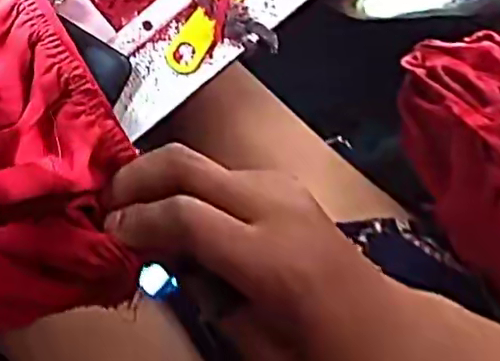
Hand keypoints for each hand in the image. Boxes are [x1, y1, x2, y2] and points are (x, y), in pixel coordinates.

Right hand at [104, 144, 395, 353]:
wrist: (393, 332)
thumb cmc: (332, 355)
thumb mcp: (261, 347)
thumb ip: (203, 294)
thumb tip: (156, 254)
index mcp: (275, 259)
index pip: (185, 215)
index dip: (138, 220)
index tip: (110, 232)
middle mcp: (274, 206)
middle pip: (183, 163)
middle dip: (135, 176)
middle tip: (107, 201)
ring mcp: (277, 184)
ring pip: (193, 158)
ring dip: (154, 175)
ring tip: (129, 204)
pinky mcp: (275, 179)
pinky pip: (214, 170)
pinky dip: (182, 182)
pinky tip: (170, 207)